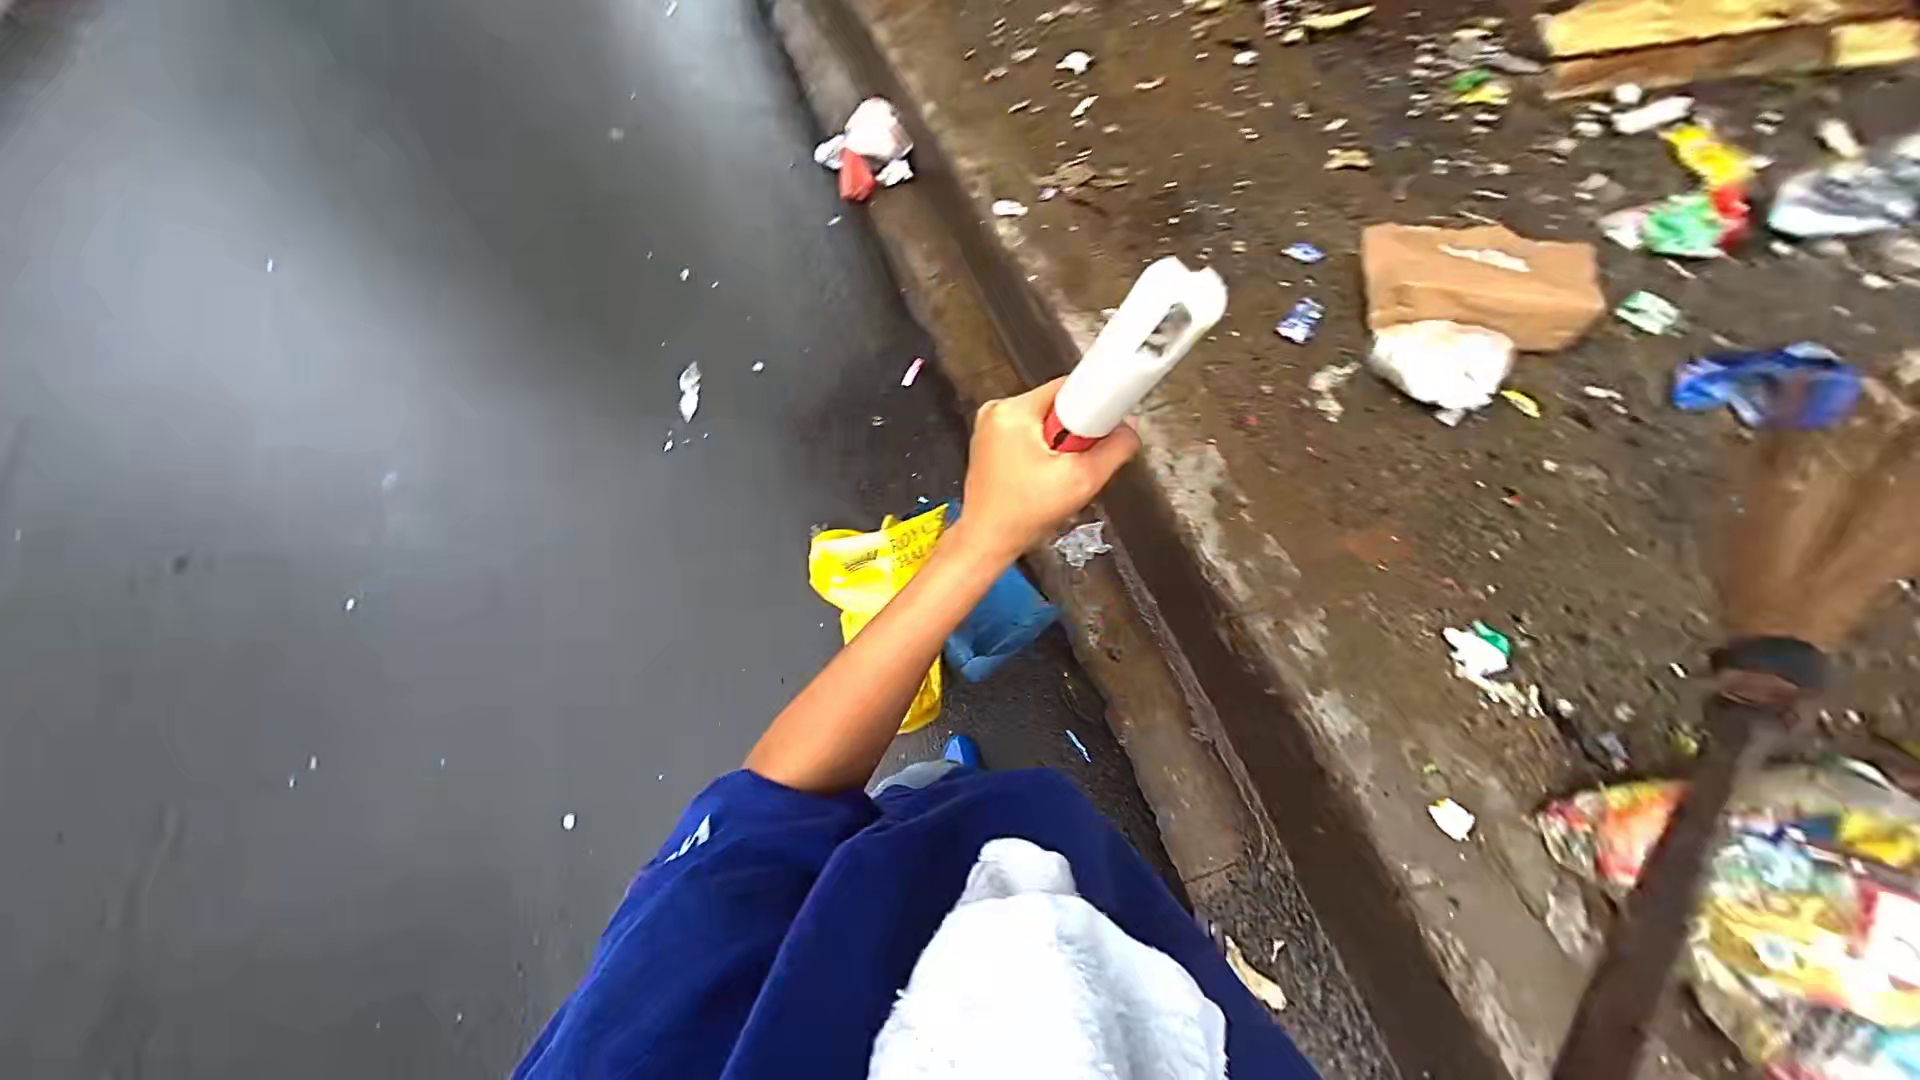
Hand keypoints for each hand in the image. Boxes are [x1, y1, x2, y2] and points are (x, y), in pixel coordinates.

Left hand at [951, 378, 1139, 562]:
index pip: (1070, 386)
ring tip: (1053, 475)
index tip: (1100, 430)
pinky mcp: (992, 444)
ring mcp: (991, 428)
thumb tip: (1129, 432)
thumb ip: (1115, 450)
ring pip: (1047, 423)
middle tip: (1071, 464)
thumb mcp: (1081, 481)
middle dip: (1076, 434)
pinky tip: (1040, 477)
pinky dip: (1044, 453)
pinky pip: (1031, 435)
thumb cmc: (1018, 517)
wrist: (987, 542)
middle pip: (1059, 406)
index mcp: (1013, 411)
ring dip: (1061, 446)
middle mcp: (997, 412)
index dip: (1094, 408)